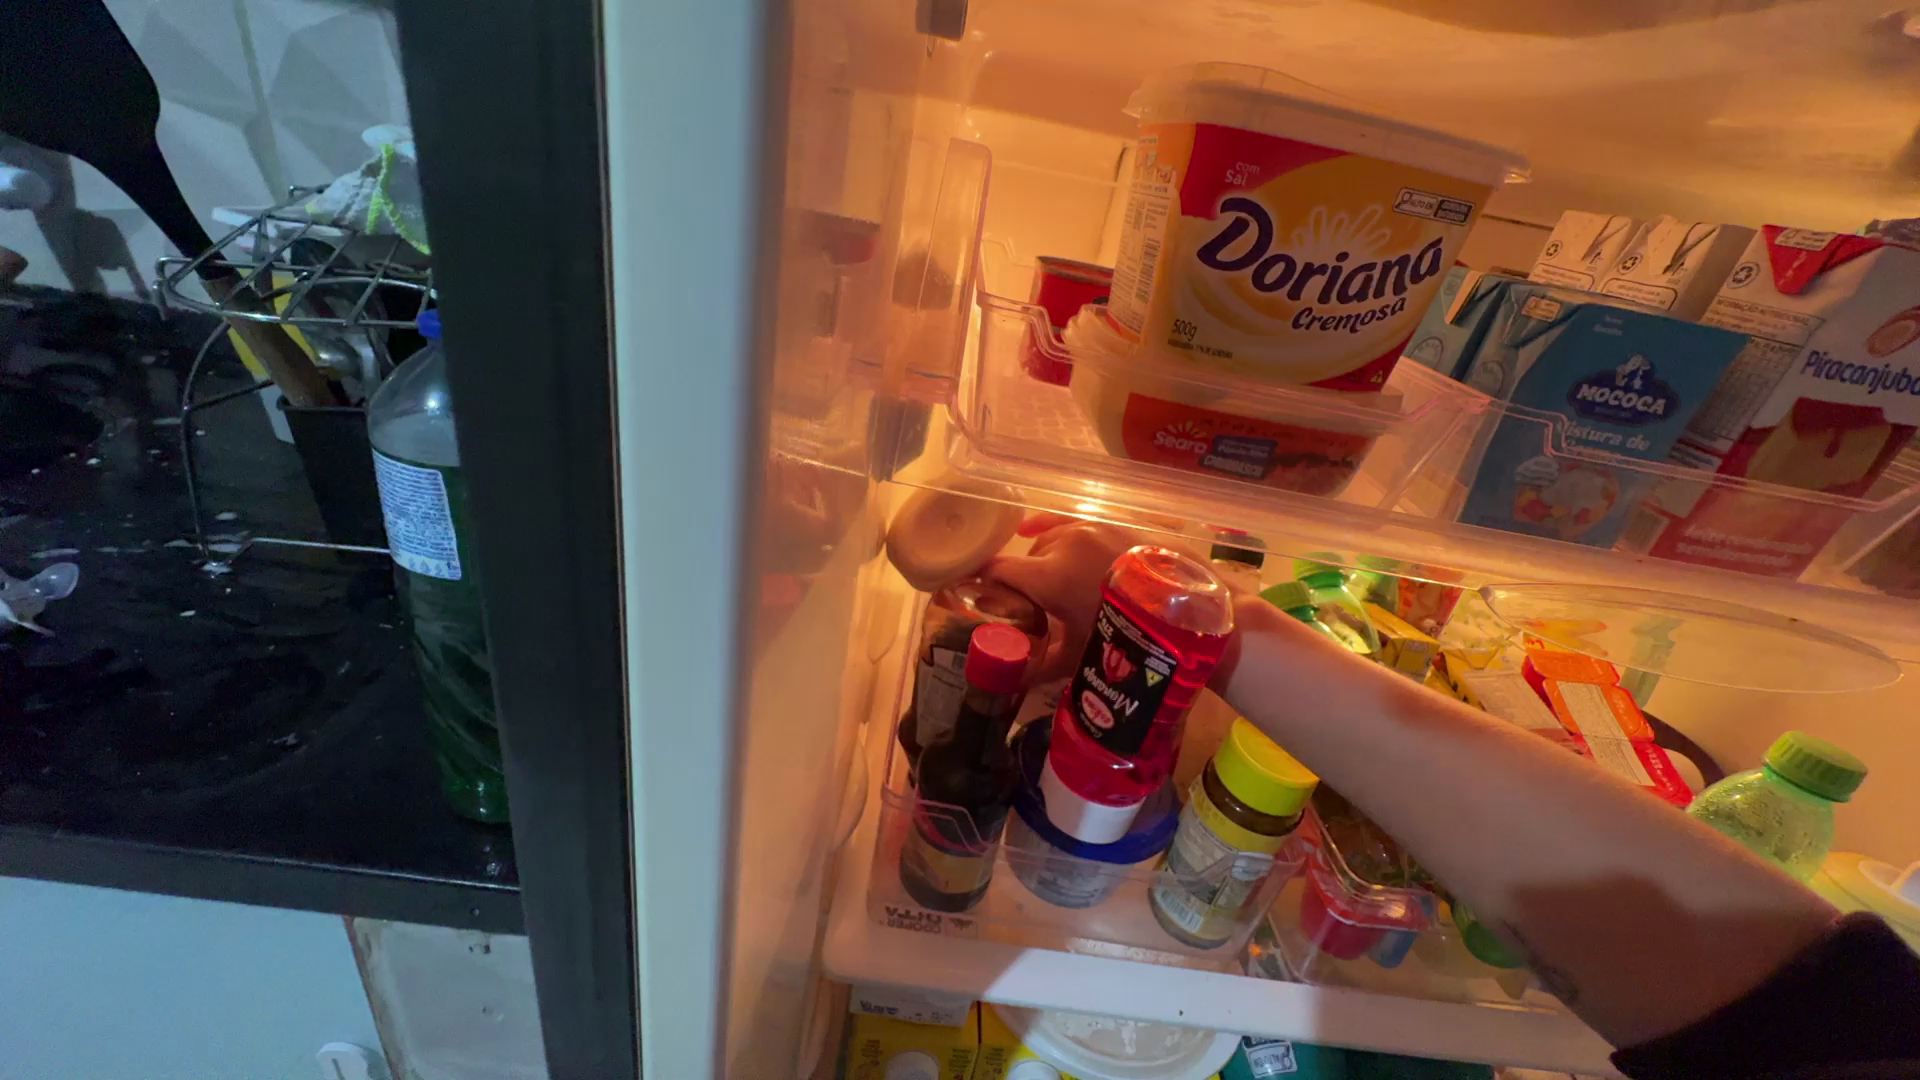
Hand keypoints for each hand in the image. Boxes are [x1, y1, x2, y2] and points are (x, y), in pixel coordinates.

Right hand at [983, 514, 1182, 680]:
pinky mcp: (1108, 524)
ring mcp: (1087, 529)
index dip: (979, 585)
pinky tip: (1030, 528)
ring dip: (1042, 563)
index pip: (996, 572)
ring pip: (1047, 542)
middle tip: (1027, 610)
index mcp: (1048, 576)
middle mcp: (1062, 544)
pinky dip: (1047, 528)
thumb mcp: (1079, 656)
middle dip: (1020, 584)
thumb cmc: (1129, 638)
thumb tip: (1004, 679)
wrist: (1189, 611)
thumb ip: (1036, 667)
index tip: (970, 597)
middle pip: (1024, 560)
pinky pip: (1065, 520)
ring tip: (1053, 589)